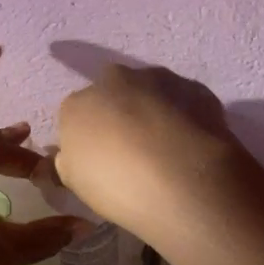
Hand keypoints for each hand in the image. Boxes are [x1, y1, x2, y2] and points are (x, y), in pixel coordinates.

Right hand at [53, 63, 245, 231]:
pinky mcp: (196, 88)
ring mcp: (159, 79)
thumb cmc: (118, 185)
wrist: (182, 180)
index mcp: (77, 103)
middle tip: (135, 152)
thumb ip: (67, 162)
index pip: (76, 115)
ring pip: (151, 92)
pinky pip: (185, 101)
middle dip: (121, 115)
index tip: (103, 161)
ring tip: (169, 150)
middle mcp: (115, 79)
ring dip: (155, 112)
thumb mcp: (76, 183)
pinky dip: (186, 116)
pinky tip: (193, 145)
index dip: (90, 138)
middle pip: (114, 95)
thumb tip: (66, 154)